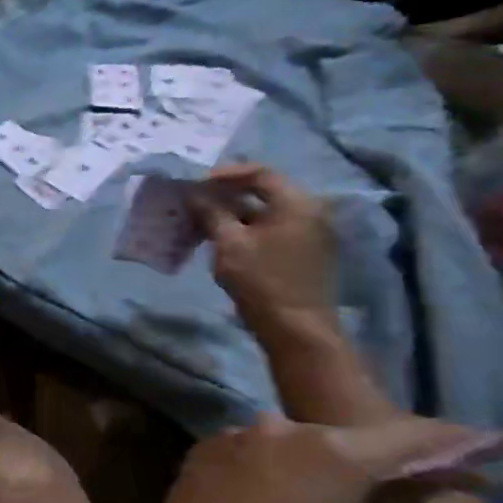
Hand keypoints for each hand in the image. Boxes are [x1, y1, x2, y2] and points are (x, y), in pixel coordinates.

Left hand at [125, 415, 485, 502]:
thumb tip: (431, 481)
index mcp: (334, 450)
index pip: (410, 435)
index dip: (453, 441)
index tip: (487, 448)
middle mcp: (281, 426)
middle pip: (344, 438)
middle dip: (375, 461)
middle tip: (400, 488)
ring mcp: (235, 434)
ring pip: (294, 447)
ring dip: (316, 468)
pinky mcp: (203, 448)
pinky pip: (256, 455)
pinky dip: (274, 472)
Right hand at [192, 164, 335, 332]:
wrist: (296, 329)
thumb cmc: (261, 280)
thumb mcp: (229, 243)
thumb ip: (211, 213)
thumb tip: (193, 193)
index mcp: (296, 203)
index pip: (260, 173)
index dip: (225, 174)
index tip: (195, 184)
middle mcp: (310, 212)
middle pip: (264, 191)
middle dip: (226, 194)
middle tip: (195, 201)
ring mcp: (310, 233)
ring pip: (265, 213)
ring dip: (233, 213)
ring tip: (201, 221)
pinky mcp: (303, 253)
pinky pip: (271, 229)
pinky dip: (245, 228)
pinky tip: (221, 239)